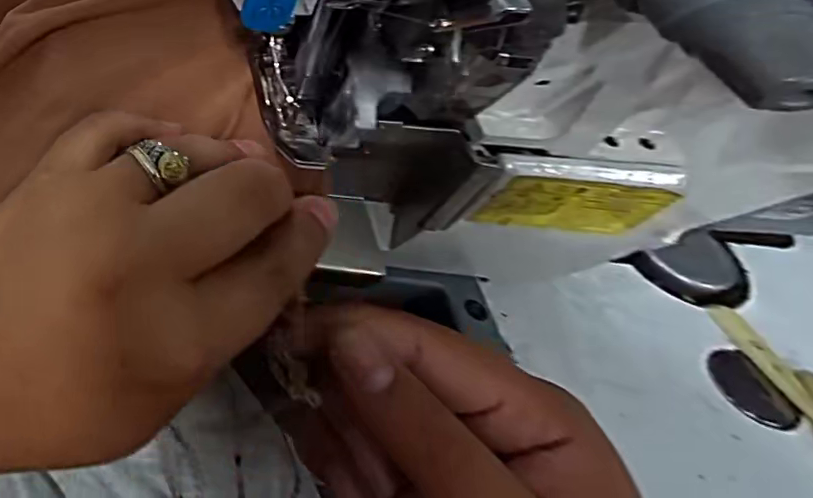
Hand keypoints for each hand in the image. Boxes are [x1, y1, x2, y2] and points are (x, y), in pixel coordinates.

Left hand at [0, 111, 336, 472]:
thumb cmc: (52, 401)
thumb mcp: (154, 404)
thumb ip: (215, 335)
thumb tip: (264, 258)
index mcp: (177, 338)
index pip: (269, 271)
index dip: (302, 238)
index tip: (316, 214)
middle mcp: (141, 259)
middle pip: (242, 195)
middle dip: (271, 188)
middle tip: (269, 190)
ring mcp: (90, 201)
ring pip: (184, 149)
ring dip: (217, 154)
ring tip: (223, 165)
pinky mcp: (49, 170)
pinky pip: (115, 124)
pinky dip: (148, 128)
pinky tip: (162, 142)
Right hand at [289, 304, 639, 497]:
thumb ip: (430, 432)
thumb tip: (348, 338)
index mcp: (524, 403)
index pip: (407, 331)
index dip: (339, 332)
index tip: (288, 355)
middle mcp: (477, 406)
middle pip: (370, 357)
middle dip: (348, 410)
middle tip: (367, 476)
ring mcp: (437, 435)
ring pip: (346, 393)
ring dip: (339, 443)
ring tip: (369, 494)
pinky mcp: (405, 461)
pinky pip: (342, 432)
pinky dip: (336, 462)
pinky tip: (361, 492)